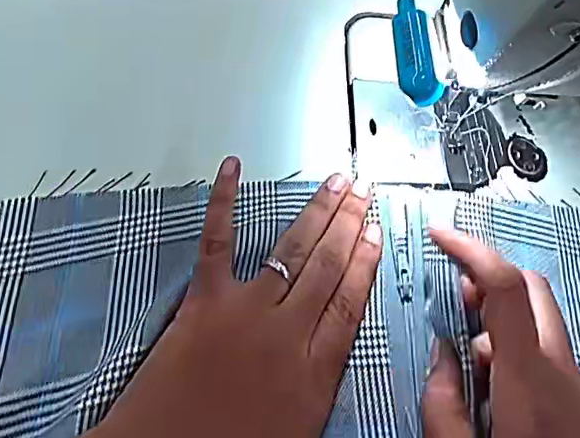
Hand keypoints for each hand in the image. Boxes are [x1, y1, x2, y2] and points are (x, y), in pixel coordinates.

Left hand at [90, 157, 382, 437]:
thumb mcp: (296, 428)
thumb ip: (317, 378)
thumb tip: (332, 338)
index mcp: (311, 374)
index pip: (350, 303)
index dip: (365, 263)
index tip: (375, 233)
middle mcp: (284, 334)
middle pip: (328, 266)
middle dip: (349, 223)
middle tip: (361, 191)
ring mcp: (245, 310)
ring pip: (291, 249)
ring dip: (316, 211)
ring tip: (333, 183)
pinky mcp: (205, 299)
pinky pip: (218, 239)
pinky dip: (223, 199)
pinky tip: (233, 168)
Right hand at [422, 226, 579, 437]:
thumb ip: (443, 404)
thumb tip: (443, 354)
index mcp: (530, 378)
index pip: (505, 284)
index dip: (469, 248)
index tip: (436, 233)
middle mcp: (561, 373)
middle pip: (531, 288)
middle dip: (488, 275)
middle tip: (455, 295)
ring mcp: (578, 392)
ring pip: (539, 322)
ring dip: (500, 319)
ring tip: (468, 361)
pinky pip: (547, 356)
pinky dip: (515, 348)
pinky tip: (493, 392)